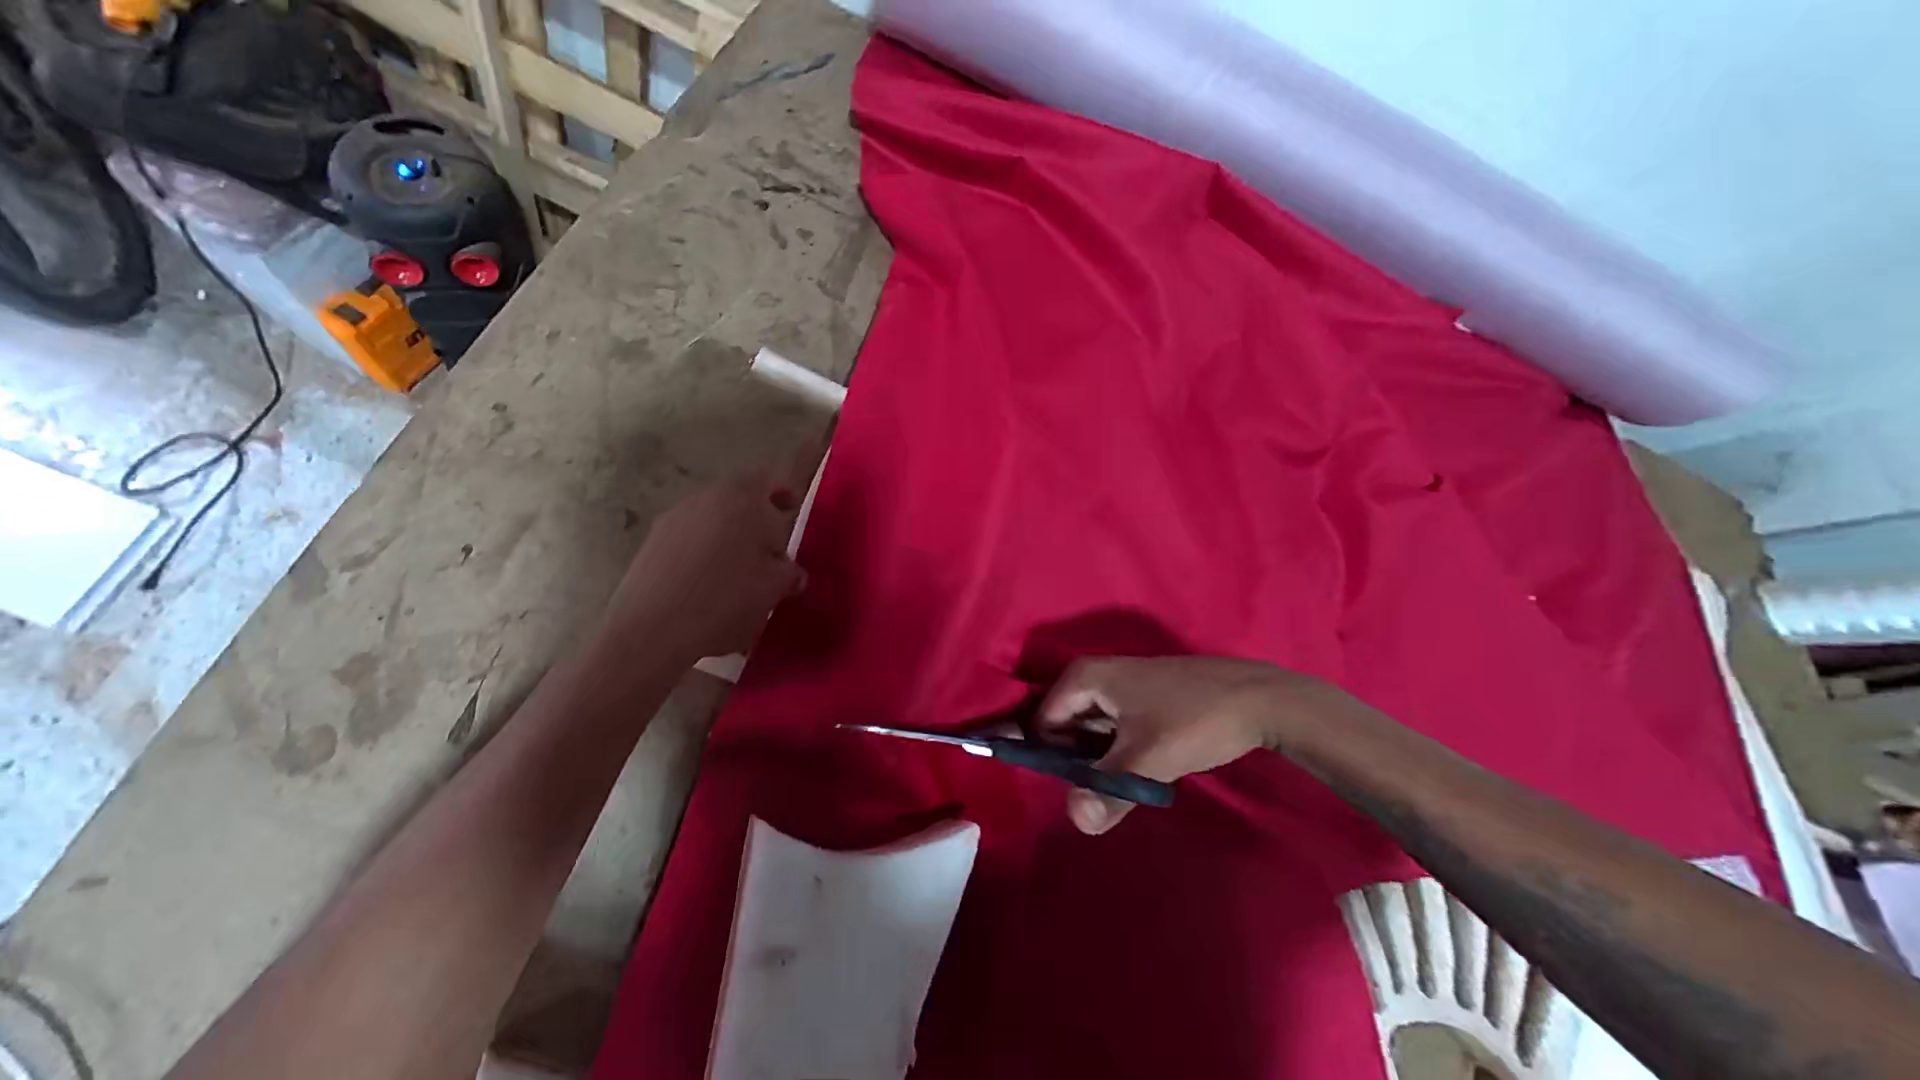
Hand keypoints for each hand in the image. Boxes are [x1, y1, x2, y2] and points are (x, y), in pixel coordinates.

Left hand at [605, 476, 804, 661]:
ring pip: (713, 522)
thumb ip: (789, 572)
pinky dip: (704, 557)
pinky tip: (709, 590)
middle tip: (772, 553)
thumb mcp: (774, 588)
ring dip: (730, 541)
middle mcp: (706, 497)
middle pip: (739, 500)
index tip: (794, 511)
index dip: (786, 494)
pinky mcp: (651, 544)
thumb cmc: (726, 598)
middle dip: (757, 522)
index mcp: (743, 497)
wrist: (653, 628)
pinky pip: (690, 542)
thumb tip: (790, 571)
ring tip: (740, 577)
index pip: (771, 480)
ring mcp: (674, 519)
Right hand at [1037, 656, 1341, 834]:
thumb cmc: (1196, 720)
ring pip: (1091, 729)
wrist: (1262, 700)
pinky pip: (1113, 727)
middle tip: (1101, 792)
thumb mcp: (1150, 760)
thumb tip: (1077, 822)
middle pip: (1064, 725)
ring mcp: (1121, 685)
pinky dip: (1117, 751)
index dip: (1049, 758)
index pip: (1041, 722)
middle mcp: (1096, 674)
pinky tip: (1140, 770)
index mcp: (1085, 676)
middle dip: (1076, 761)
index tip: (1071, 789)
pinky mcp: (1143, 698)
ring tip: (1123, 784)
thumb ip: (1109, 790)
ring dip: (1099, 760)